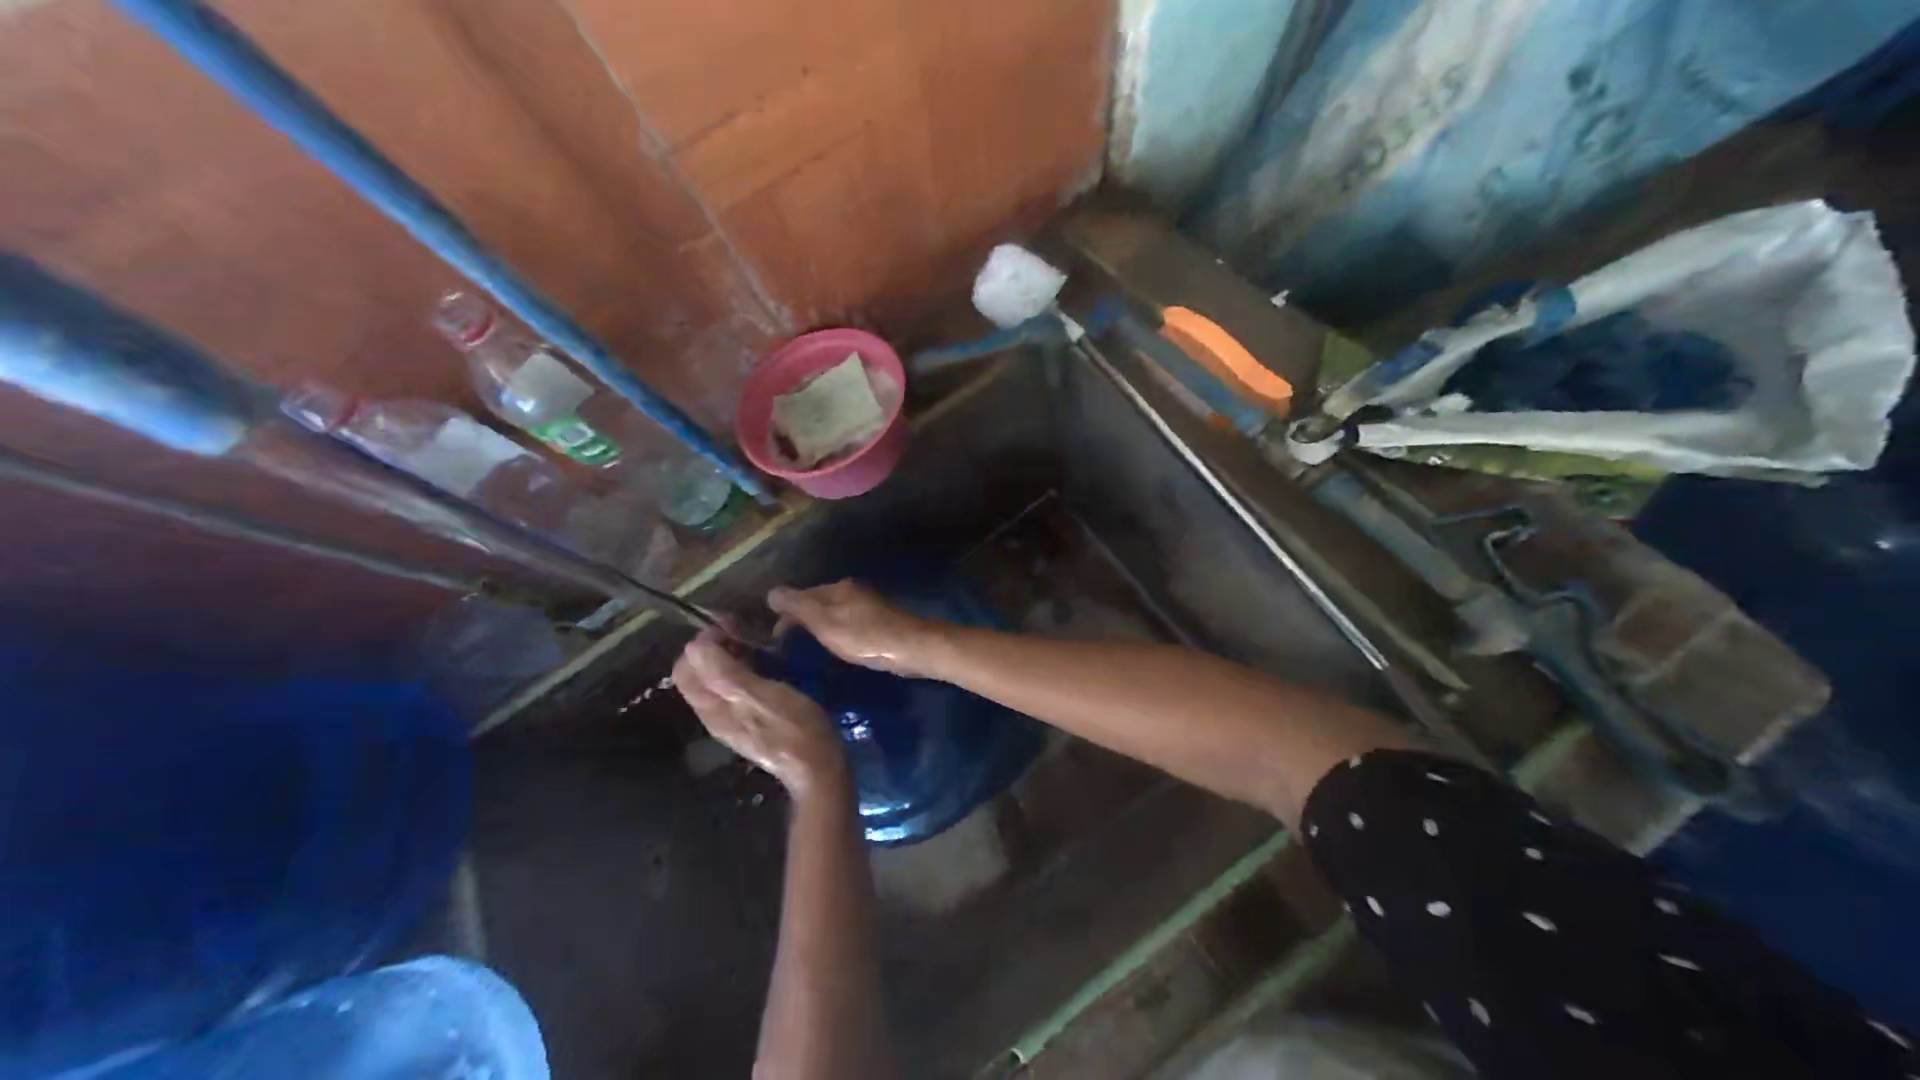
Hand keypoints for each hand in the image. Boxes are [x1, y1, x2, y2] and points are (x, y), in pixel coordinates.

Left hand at [672, 629, 845, 796]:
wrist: (819, 768)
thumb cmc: (795, 728)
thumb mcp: (762, 696)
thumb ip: (726, 672)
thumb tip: (696, 645)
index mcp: (713, 706)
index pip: (685, 667)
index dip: (702, 642)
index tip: (731, 626)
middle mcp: (716, 713)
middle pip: (699, 673)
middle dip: (714, 646)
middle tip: (744, 629)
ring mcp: (734, 719)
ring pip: (718, 679)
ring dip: (730, 656)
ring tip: (756, 642)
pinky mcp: (752, 720)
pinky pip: (736, 688)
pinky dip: (744, 669)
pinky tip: (767, 664)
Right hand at [767, 581, 945, 677]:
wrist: (913, 648)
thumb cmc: (865, 638)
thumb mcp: (825, 623)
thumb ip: (798, 607)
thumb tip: (770, 593)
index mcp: (837, 587)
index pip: (800, 594)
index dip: (784, 614)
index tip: (775, 639)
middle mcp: (852, 590)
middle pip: (817, 602)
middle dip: (800, 620)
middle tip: (787, 647)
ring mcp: (867, 605)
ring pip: (832, 613)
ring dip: (818, 627)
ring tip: (807, 649)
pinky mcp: (879, 621)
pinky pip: (847, 622)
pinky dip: (836, 633)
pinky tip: (835, 647)